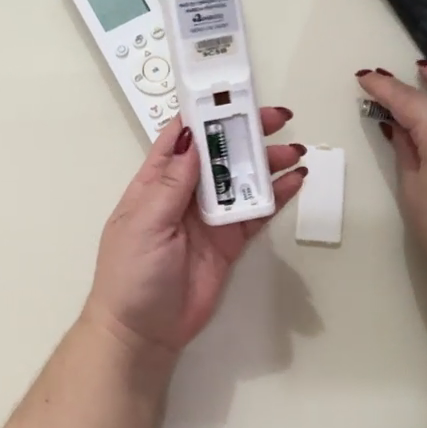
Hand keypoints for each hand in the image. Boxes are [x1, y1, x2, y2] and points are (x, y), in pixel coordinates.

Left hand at [83, 108, 307, 360]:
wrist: (143, 332)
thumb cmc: (131, 274)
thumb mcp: (145, 223)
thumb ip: (172, 183)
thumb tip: (193, 139)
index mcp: (155, 183)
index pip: (180, 137)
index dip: (205, 115)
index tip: (233, 94)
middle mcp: (184, 194)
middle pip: (219, 154)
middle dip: (246, 134)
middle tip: (279, 118)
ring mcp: (209, 217)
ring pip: (241, 179)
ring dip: (267, 163)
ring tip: (295, 150)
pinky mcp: (229, 242)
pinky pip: (255, 212)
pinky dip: (276, 196)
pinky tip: (294, 181)